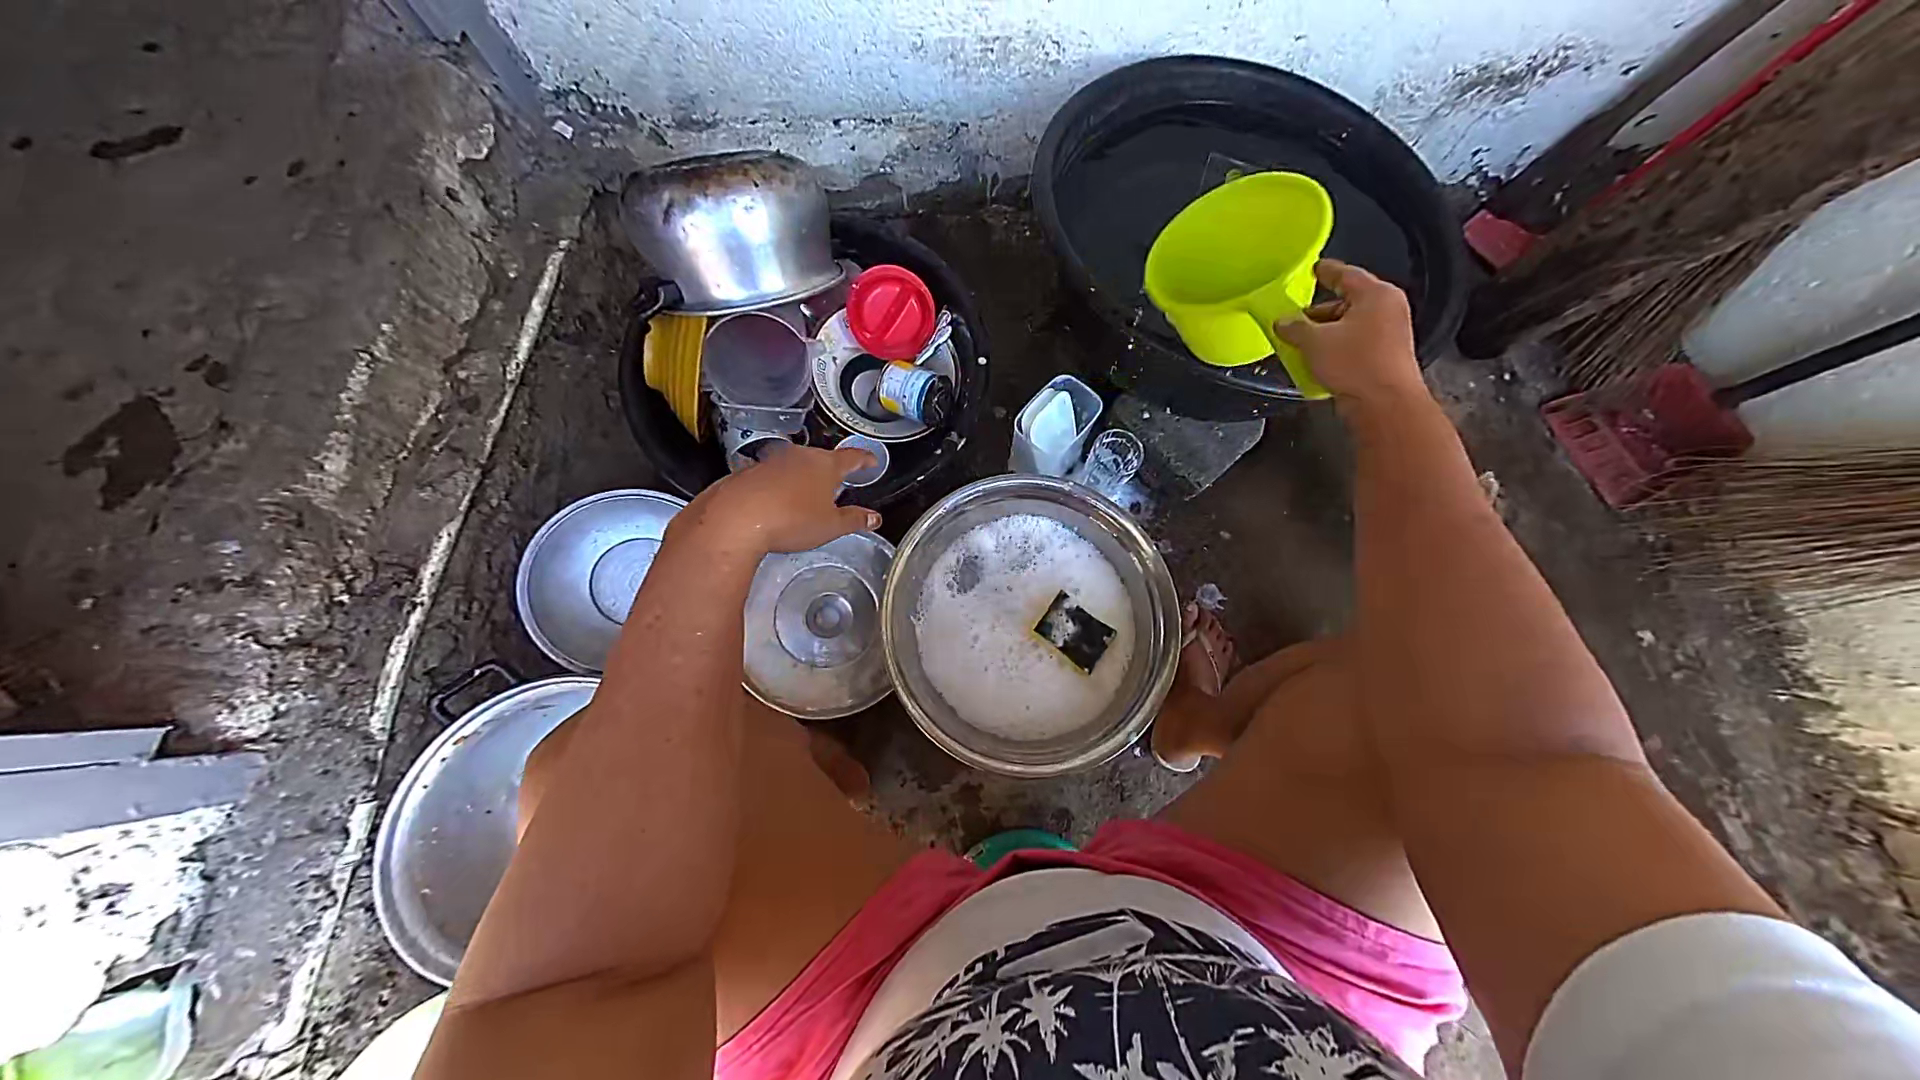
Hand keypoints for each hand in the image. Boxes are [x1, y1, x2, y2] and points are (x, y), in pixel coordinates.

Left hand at [678, 443, 881, 554]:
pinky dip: (777, 488)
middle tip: (838, 485)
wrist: (735, 519)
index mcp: (825, 465)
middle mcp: (798, 456)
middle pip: (821, 459)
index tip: (870, 461)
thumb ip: (855, 519)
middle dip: (830, 471)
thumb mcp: (831, 526)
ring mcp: (771, 462)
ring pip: (794, 466)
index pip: (853, 457)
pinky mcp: (748, 473)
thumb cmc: (787, 519)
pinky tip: (776, 507)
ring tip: (805, 501)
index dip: (865, 459)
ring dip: (801, 479)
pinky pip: (770, 477)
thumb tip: (872, 518)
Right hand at [1272, 259, 1425, 407]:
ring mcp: (1388, 334)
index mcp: (1376, 295)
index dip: (1325, 271)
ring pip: (1348, 325)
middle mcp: (1387, 309)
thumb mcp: (1314, 341)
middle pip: (1346, 302)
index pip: (1346, 274)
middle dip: (1317, 313)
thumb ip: (1294, 327)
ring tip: (1299, 345)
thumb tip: (1283, 322)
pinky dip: (1334, 349)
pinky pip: (1353, 344)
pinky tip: (1316, 361)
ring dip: (1323, 334)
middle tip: (1293, 320)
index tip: (1314, 269)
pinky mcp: (1384, 356)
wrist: (1383, 403)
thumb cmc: (1356, 365)